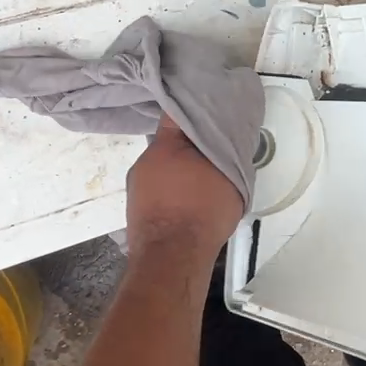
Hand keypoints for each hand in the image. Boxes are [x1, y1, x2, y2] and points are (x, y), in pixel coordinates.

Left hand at [125, 115, 243, 270]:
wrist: (172, 260)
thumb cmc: (202, 210)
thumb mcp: (228, 171)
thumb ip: (228, 149)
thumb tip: (229, 138)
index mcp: (164, 145)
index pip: (178, 111)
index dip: (199, 107)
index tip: (216, 105)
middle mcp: (144, 162)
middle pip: (172, 141)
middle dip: (194, 142)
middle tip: (219, 148)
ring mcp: (137, 188)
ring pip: (167, 166)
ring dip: (185, 167)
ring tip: (208, 179)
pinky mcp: (137, 210)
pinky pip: (161, 188)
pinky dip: (177, 188)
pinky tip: (193, 201)